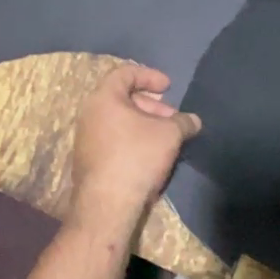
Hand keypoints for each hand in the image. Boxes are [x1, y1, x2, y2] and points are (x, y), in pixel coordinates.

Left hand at [68, 65, 201, 231]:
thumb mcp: (169, 135)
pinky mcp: (88, 160)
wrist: (107, 205)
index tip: (168, 87)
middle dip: (151, 105)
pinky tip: (151, 156)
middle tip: (172, 118)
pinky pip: (113, 139)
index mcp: (103, 97)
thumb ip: (183, 122)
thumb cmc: (136, 157)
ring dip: (144, 124)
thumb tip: (193, 121)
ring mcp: (85, 138)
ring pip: (118, 121)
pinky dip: (132, 139)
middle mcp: (89, 113)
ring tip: (166, 139)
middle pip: (123, 97)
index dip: (150, 76)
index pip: (125, 73)